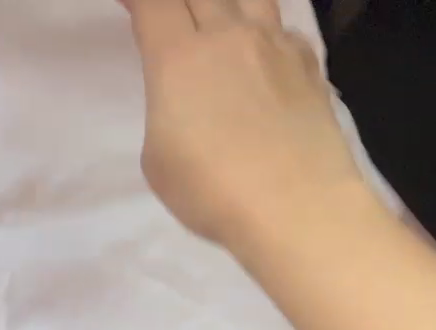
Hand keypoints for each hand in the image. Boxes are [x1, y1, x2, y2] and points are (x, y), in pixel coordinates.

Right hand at [121, 0, 370, 248]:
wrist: (292, 202)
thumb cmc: (208, 190)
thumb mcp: (157, 157)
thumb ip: (166, 110)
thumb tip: (186, 92)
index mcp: (179, 60)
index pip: (155, 4)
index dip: (138, 0)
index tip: (129, 5)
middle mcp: (229, 35)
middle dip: (175, 1)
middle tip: (164, 14)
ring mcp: (273, 42)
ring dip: (221, 3)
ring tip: (212, 18)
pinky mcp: (306, 59)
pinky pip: (277, 23)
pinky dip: (257, 25)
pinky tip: (252, 48)